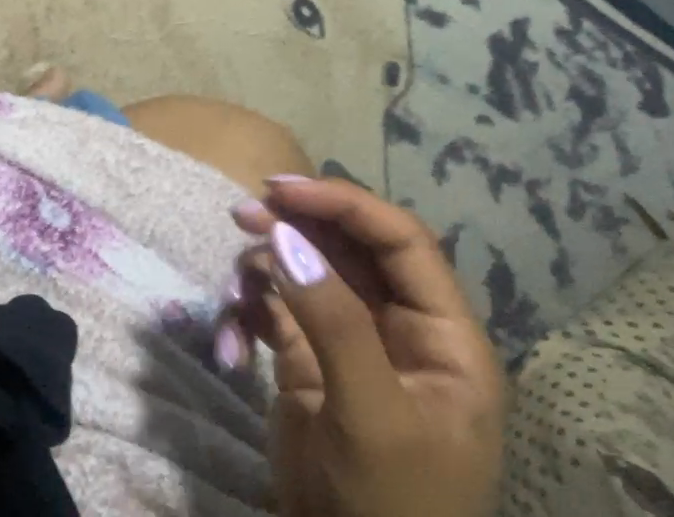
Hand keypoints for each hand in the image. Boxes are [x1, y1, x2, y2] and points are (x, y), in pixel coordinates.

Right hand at [219, 176, 504, 516]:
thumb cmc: (393, 502)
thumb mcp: (373, 414)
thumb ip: (333, 321)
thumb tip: (283, 237)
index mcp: (445, 339)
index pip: (403, 243)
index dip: (345, 204)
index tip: (280, 188)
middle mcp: (400, 330)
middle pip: (349, 249)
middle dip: (296, 227)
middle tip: (241, 215)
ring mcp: (349, 345)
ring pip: (306, 274)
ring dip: (265, 270)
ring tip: (233, 288)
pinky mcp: (306, 364)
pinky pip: (274, 313)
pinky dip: (247, 315)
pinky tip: (228, 342)